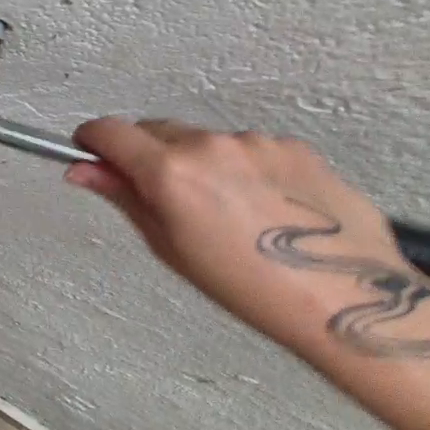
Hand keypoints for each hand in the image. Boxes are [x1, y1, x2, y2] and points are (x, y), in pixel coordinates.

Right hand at [66, 118, 404, 348]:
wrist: (347, 298)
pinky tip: (262, 207)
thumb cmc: (249, 286)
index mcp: (170, 171)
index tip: (92, 155)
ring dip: (199, 162)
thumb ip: (123, 196)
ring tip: (226, 211)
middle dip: (147, 154)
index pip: (109, 130)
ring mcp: (256, 142)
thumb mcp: (168, 245)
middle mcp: (209, 145)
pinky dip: (242, 168)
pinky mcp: (295, 147)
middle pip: (155, 130)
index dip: (93, 141)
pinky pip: (248, 148)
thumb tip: (82, 170)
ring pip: (203, 141)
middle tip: (163, 198)